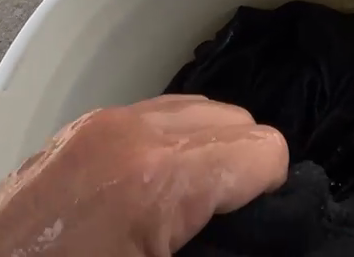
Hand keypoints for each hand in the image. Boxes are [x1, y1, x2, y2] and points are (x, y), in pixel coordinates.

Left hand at [0, 95, 287, 256]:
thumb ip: (213, 250)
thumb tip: (252, 236)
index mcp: (155, 181)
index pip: (263, 150)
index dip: (272, 195)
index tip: (260, 229)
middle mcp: (133, 134)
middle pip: (239, 121)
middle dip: (244, 174)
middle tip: (225, 227)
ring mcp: (103, 124)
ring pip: (201, 110)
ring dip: (211, 155)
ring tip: (193, 215)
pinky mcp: (81, 129)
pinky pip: (159, 115)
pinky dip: (175, 146)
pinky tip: (158, 197)